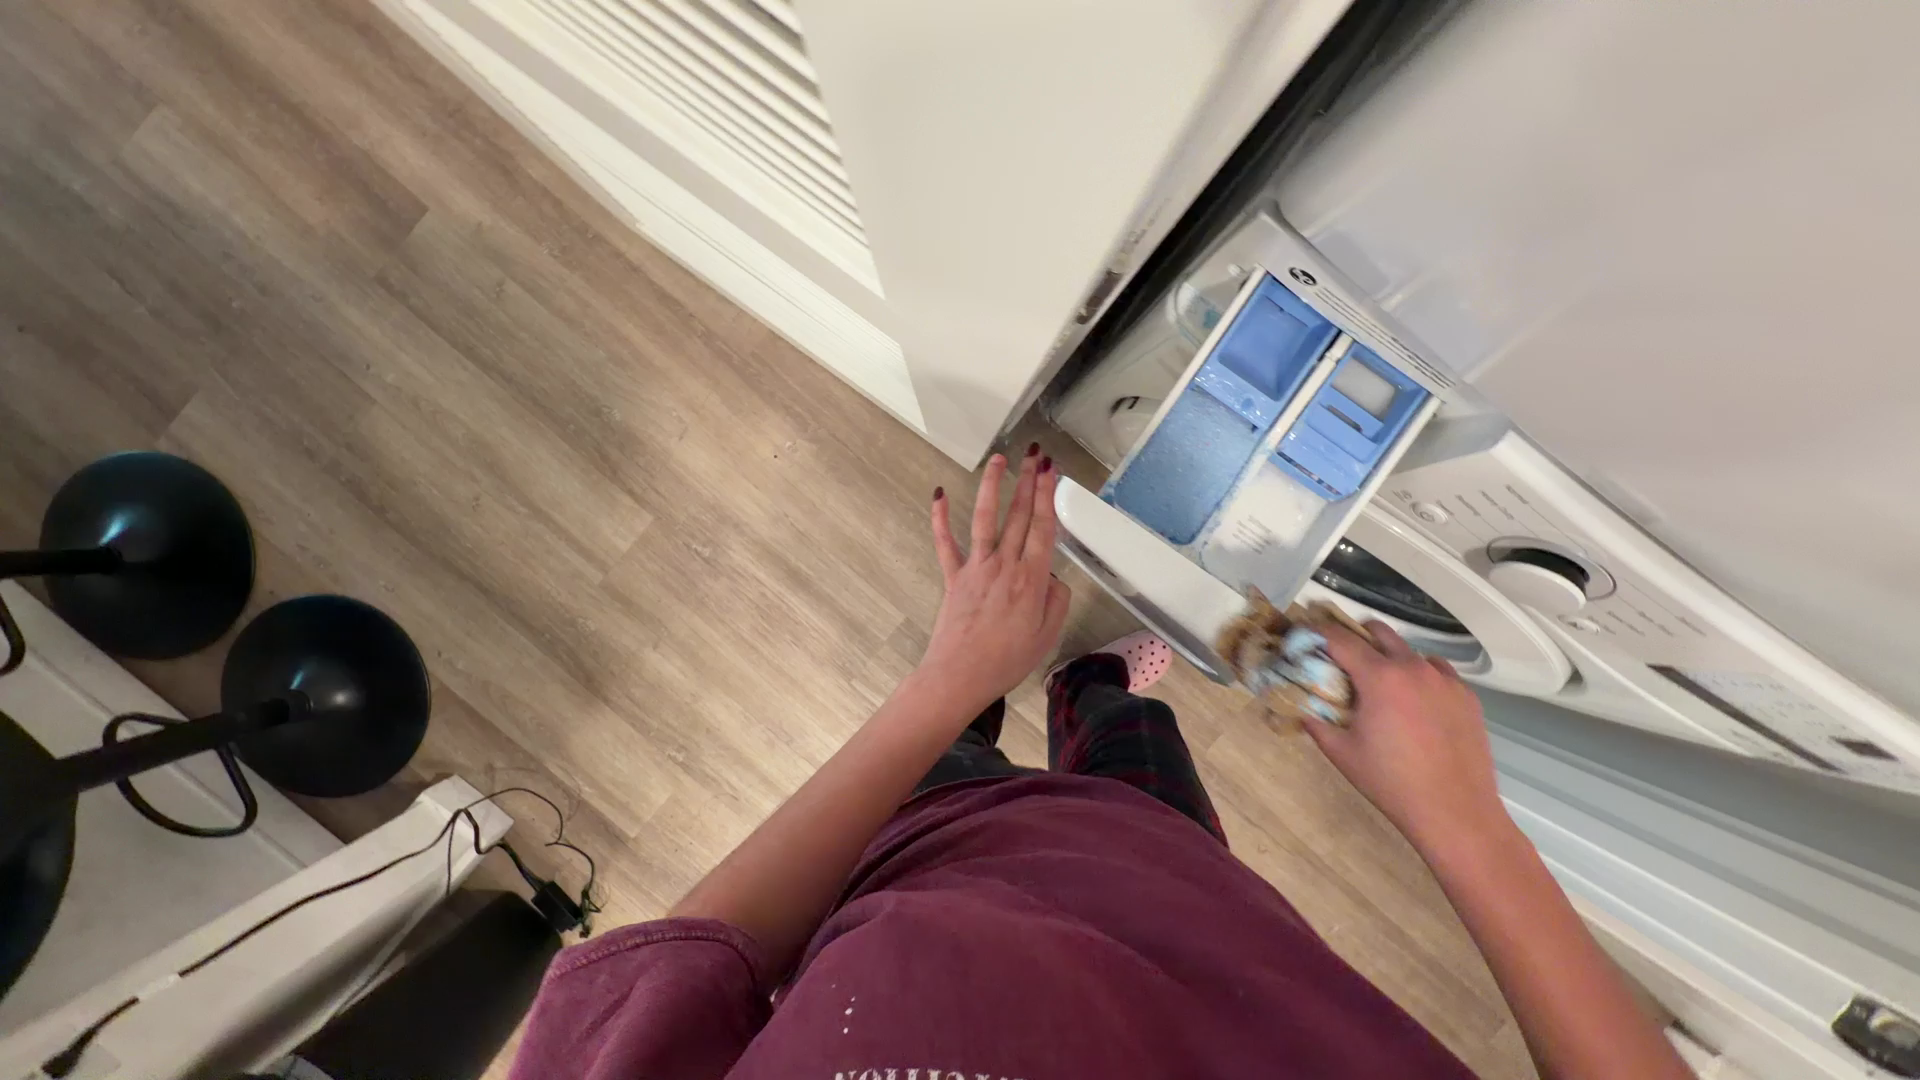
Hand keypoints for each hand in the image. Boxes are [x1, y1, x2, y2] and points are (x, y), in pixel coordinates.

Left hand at [916, 446, 1070, 715]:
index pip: (1043, 527)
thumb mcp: (1047, 635)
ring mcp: (976, 568)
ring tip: (999, 460)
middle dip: (1029, 481)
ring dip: (992, 486)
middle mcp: (1004, 565)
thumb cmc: (1007, 661)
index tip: (1052, 470)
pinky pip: (946, 542)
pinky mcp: (953, 577)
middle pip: (1019, 515)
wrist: (960, 676)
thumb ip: (1056, 601)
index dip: (1048, 495)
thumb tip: (1052, 577)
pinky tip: (940, 493)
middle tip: (1036, 453)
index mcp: (1031, 579)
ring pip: (985, 518)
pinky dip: (940, 517)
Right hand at [1304, 621, 1509, 855]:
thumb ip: (1316, 722)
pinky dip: (1420, 676)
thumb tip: (1302, 708)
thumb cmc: (1390, 781)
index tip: (1305, 636)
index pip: (1340, 639)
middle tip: (1341, 657)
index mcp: (1380, 677)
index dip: (1317, 633)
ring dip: (1390, 658)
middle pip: (1379, 632)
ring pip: (1410, 652)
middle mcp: (1414, 668)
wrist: (1455, 811)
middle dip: (1355, 637)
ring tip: (1382, 685)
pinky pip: (1438, 672)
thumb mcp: (1341, 752)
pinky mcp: (1468, 697)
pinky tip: (1415, 703)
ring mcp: (1446, 680)